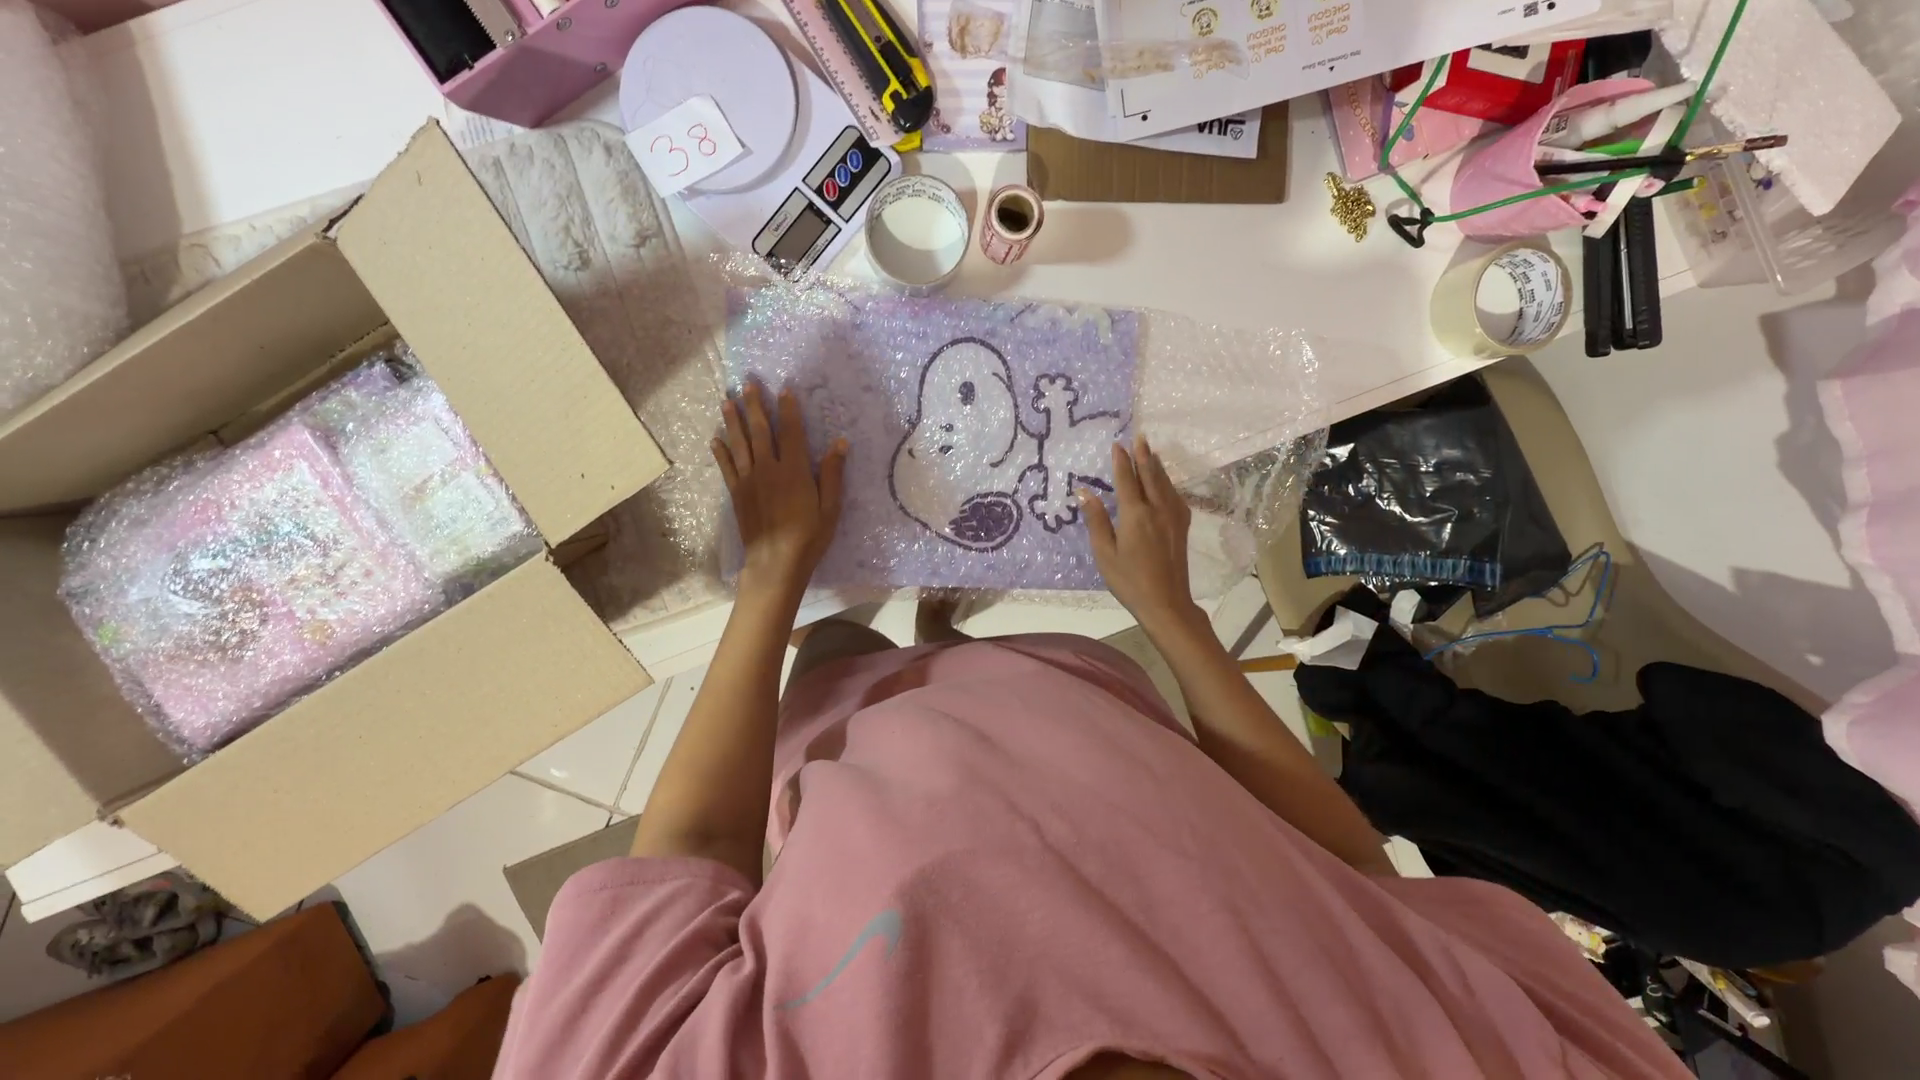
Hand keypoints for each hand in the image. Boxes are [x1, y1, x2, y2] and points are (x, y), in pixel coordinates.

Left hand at [713, 383, 846, 595]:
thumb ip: (832, 474)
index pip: (790, 432)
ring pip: (739, 443)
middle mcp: (768, 468)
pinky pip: (727, 467)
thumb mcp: (830, 508)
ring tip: (727, 400)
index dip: (788, 410)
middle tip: (748, 383)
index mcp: (794, 470)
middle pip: (760, 431)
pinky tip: (715, 439)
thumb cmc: (809, 537)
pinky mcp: (737, 494)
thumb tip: (839, 443)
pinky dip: (721, 452)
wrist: (775, 563)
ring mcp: (749, 480)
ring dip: (733, 420)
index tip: (784, 390)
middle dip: (754, 405)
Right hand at [1081, 434, 1201, 638]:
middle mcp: (1157, 510)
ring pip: (1165, 484)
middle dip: (1144, 455)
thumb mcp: (1105, 553)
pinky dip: (1168, 483)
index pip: (1127, 480)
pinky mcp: (1182, 527)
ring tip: (1151, 452)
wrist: (1166, 602)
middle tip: (1140, 437)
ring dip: (1157, 466)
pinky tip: (1166, 483)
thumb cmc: (1129, 580)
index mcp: (1135, 515)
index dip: (1121, 461)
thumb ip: (1096, 520)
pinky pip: (1175, 496)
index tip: (1117, 445)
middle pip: (1151, 475)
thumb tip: (1085, 492)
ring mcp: (1173, 518)